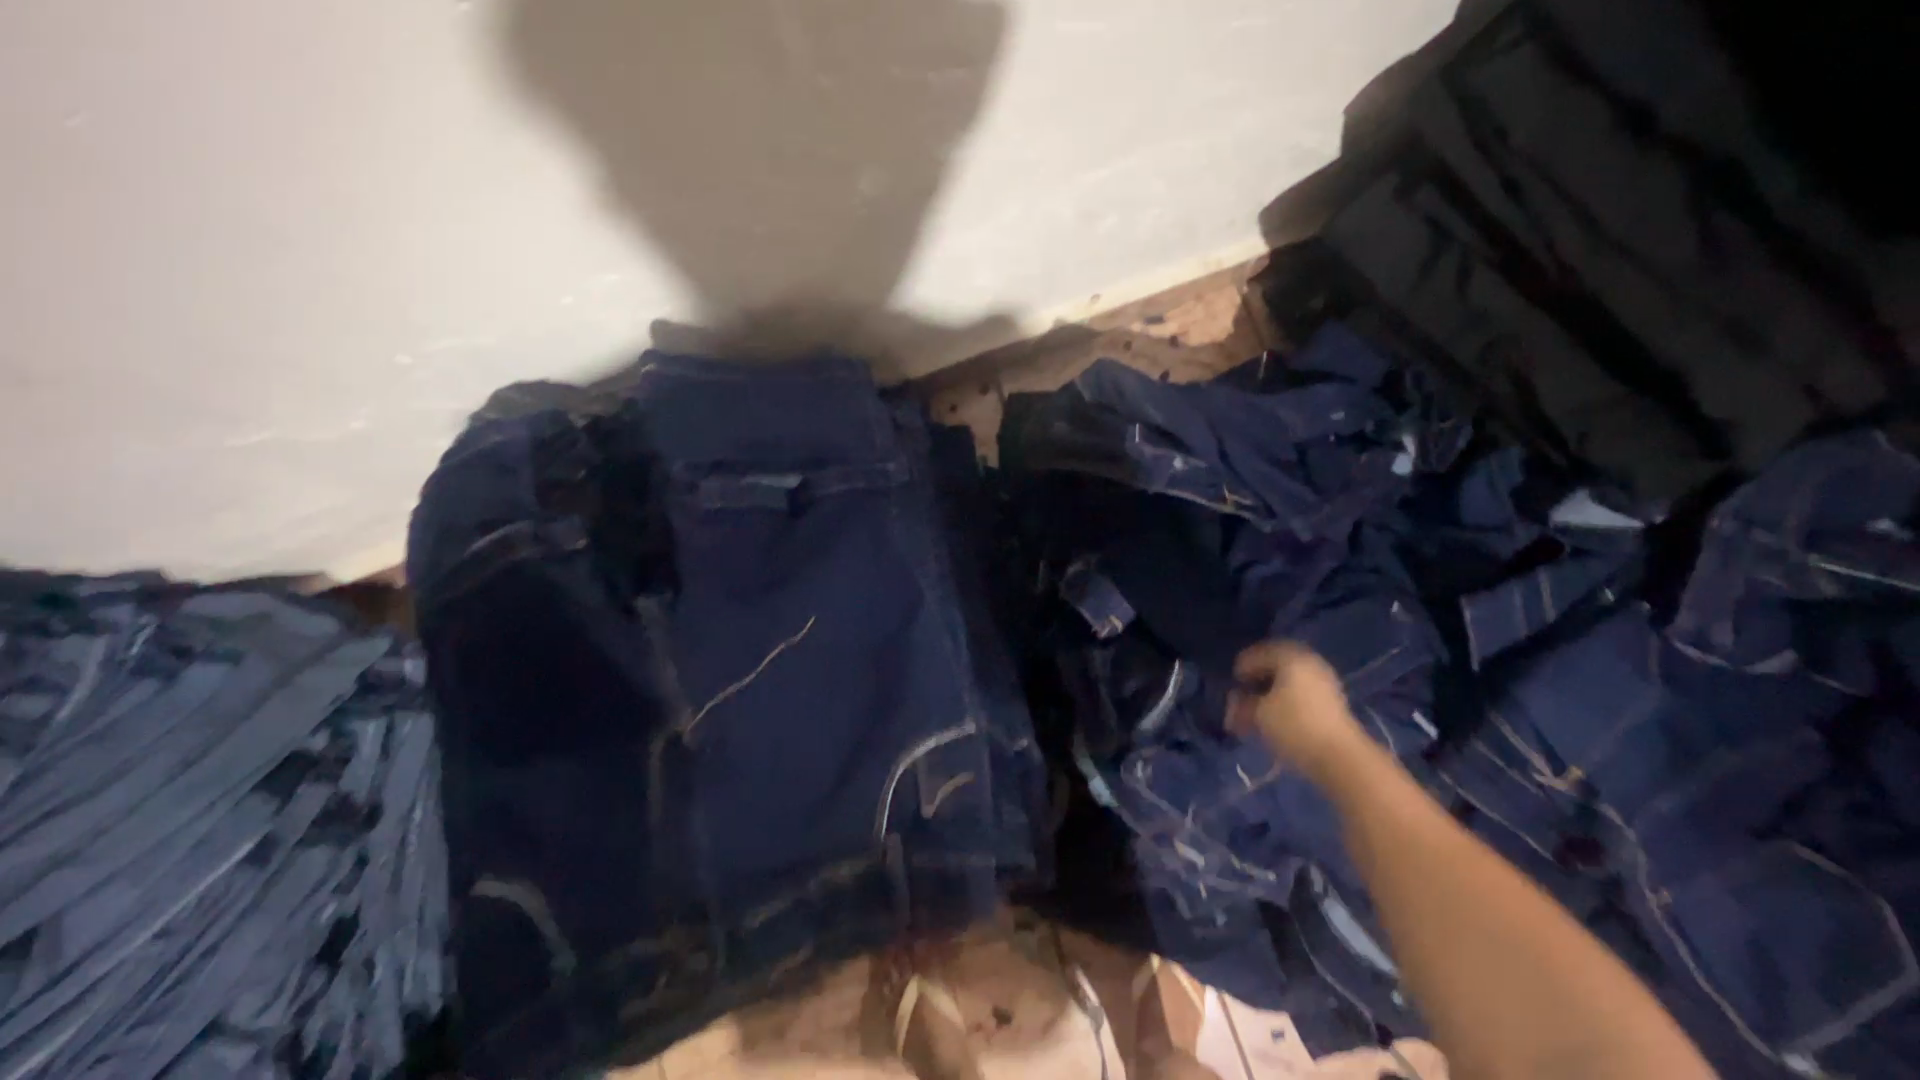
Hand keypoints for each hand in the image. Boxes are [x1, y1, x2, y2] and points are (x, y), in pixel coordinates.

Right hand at [1226, 641, 1378, 790]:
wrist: (1340, 755)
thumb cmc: (1294, 726)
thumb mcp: (1259, 714)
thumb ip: (1242, 704)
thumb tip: (1235, 702)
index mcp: (1291, 658)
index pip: (1262, 653)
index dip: (1244, 665)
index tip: (1233, 679)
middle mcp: (1311, 664)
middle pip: (1278, 666)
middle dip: (1258, 680)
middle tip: (1243, 693)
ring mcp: (1325, 683)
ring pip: (1291, 682)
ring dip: (1272, 693)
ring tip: (1257, 710)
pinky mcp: (1333, 704)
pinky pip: (1302, 695)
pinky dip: (1286, 702)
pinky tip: (1276, 718)